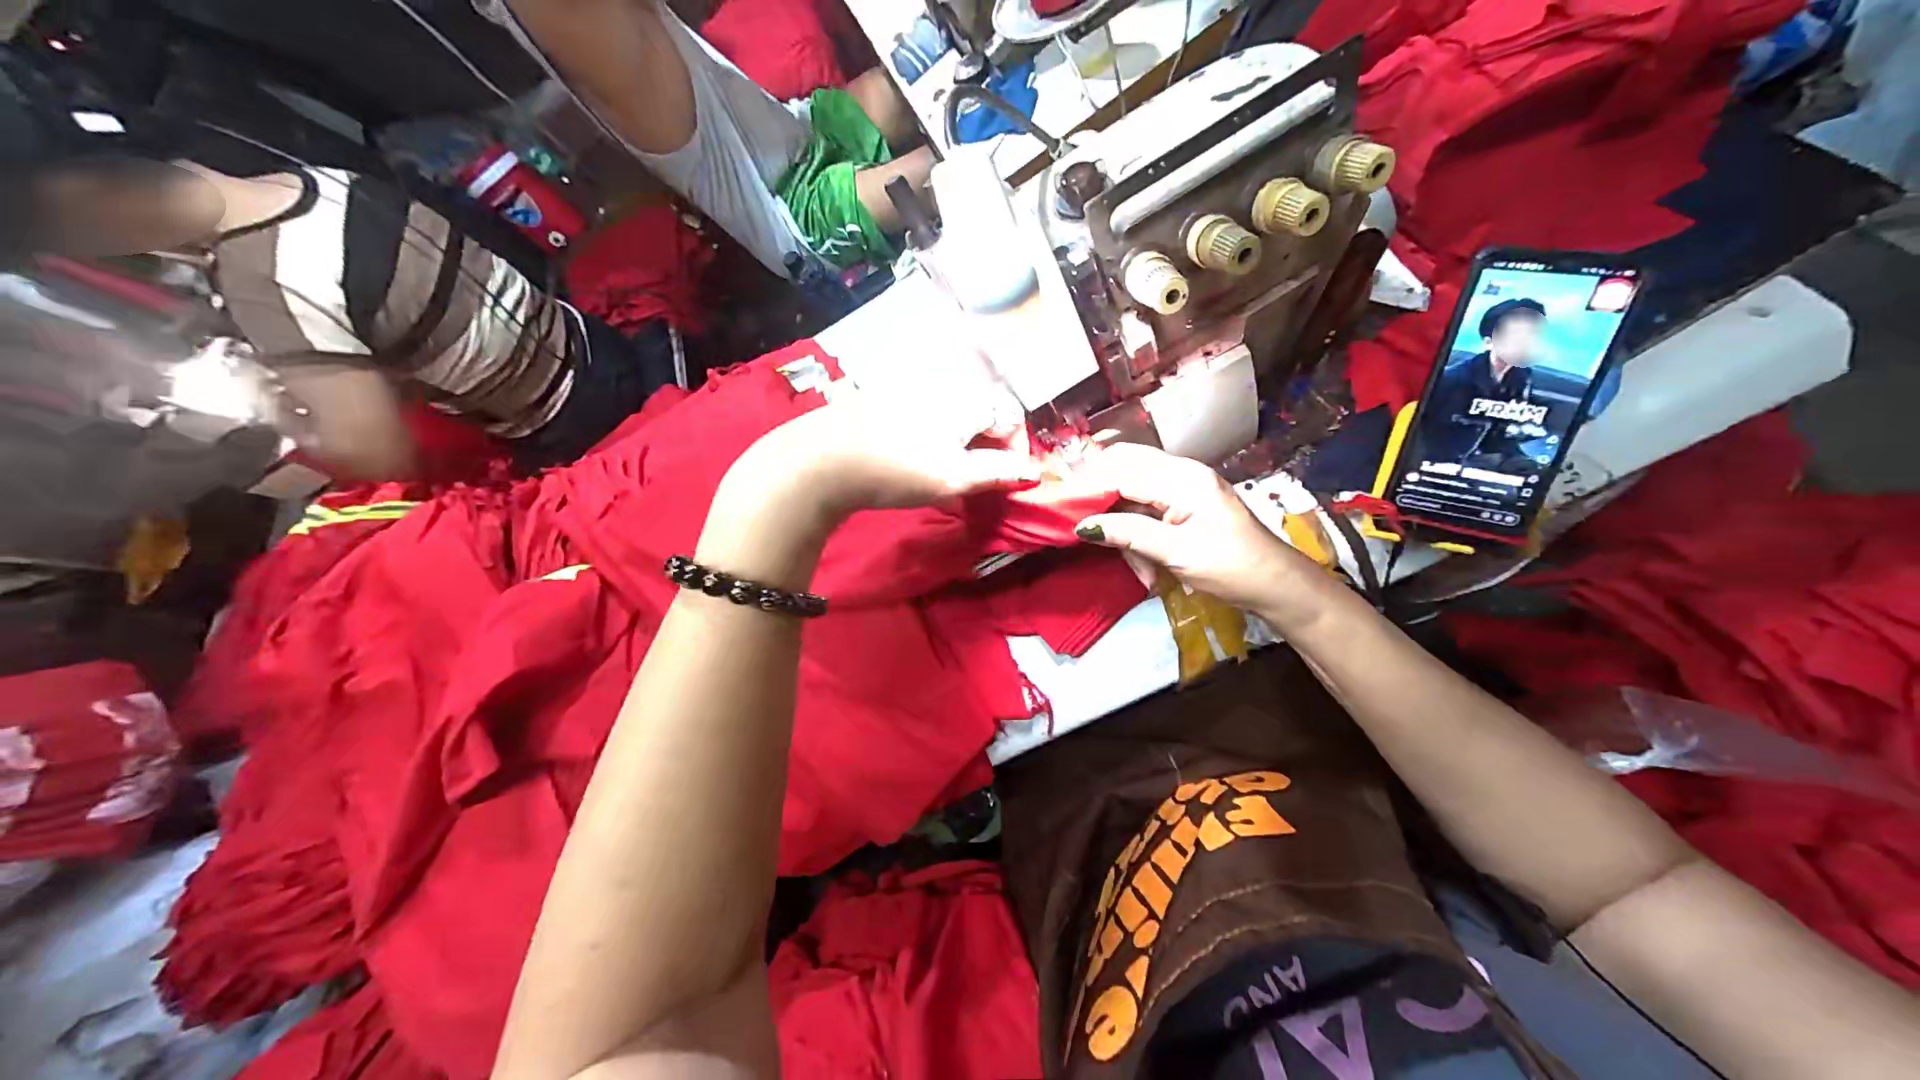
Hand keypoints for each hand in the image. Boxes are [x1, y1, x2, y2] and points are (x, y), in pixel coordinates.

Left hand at [752, 387, 1040, 516]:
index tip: (1004, 478)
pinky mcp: (880, 390)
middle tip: (974, 474)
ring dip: (960, 432)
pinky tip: (911, 448)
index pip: (1011, 415)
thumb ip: (999, 472)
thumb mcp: (954, 478)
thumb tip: (1035, 471)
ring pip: (953, 403)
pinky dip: (931, 425)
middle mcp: (942, 377)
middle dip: (987, 440)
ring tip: (943, 463)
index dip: (1015, 448)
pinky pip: (924, 403)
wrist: (818, 461)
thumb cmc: (894, 469)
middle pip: (983, 405)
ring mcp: (908, 380)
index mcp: (966, 394)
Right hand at [1072, 443, 1337, 630]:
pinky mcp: (1184, 505)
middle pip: (1123, 469)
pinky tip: (1146, 567)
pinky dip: (1137, 535)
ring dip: (1123, 528)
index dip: (1087, 483)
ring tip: (1138, 569)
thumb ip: (1130, 535)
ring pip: (1131, 492)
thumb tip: (1084, 527)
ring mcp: (1183, 488)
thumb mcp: (1179, 554)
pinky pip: (1145, 508)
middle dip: (1099, 498)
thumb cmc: (1233, 568)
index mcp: (1184, 479)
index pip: (1122, 469)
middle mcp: (1181, 474)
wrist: (1278, 585)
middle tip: (1078, 525)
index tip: (1057, 501)